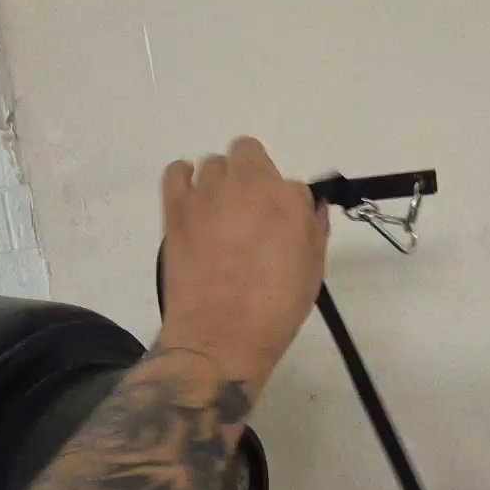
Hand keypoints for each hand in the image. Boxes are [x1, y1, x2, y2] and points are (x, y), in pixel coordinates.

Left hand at [158, 137, 328, 395]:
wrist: (222, 334)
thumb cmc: (276, 308)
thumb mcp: (313, 269)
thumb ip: (313, 229)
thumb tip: (308, 208)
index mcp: (288, 200)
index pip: (294, 187)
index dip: (289, 209)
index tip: (283, 232)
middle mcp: (248, 184)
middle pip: (249, 154)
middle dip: (253, 177)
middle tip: (252, 215)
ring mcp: (208, 193)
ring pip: (215, 164)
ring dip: (221, 182)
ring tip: (220, 217)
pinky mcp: (176, 207)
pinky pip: (176, 172)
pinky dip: (185, 179)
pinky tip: (193, 202)